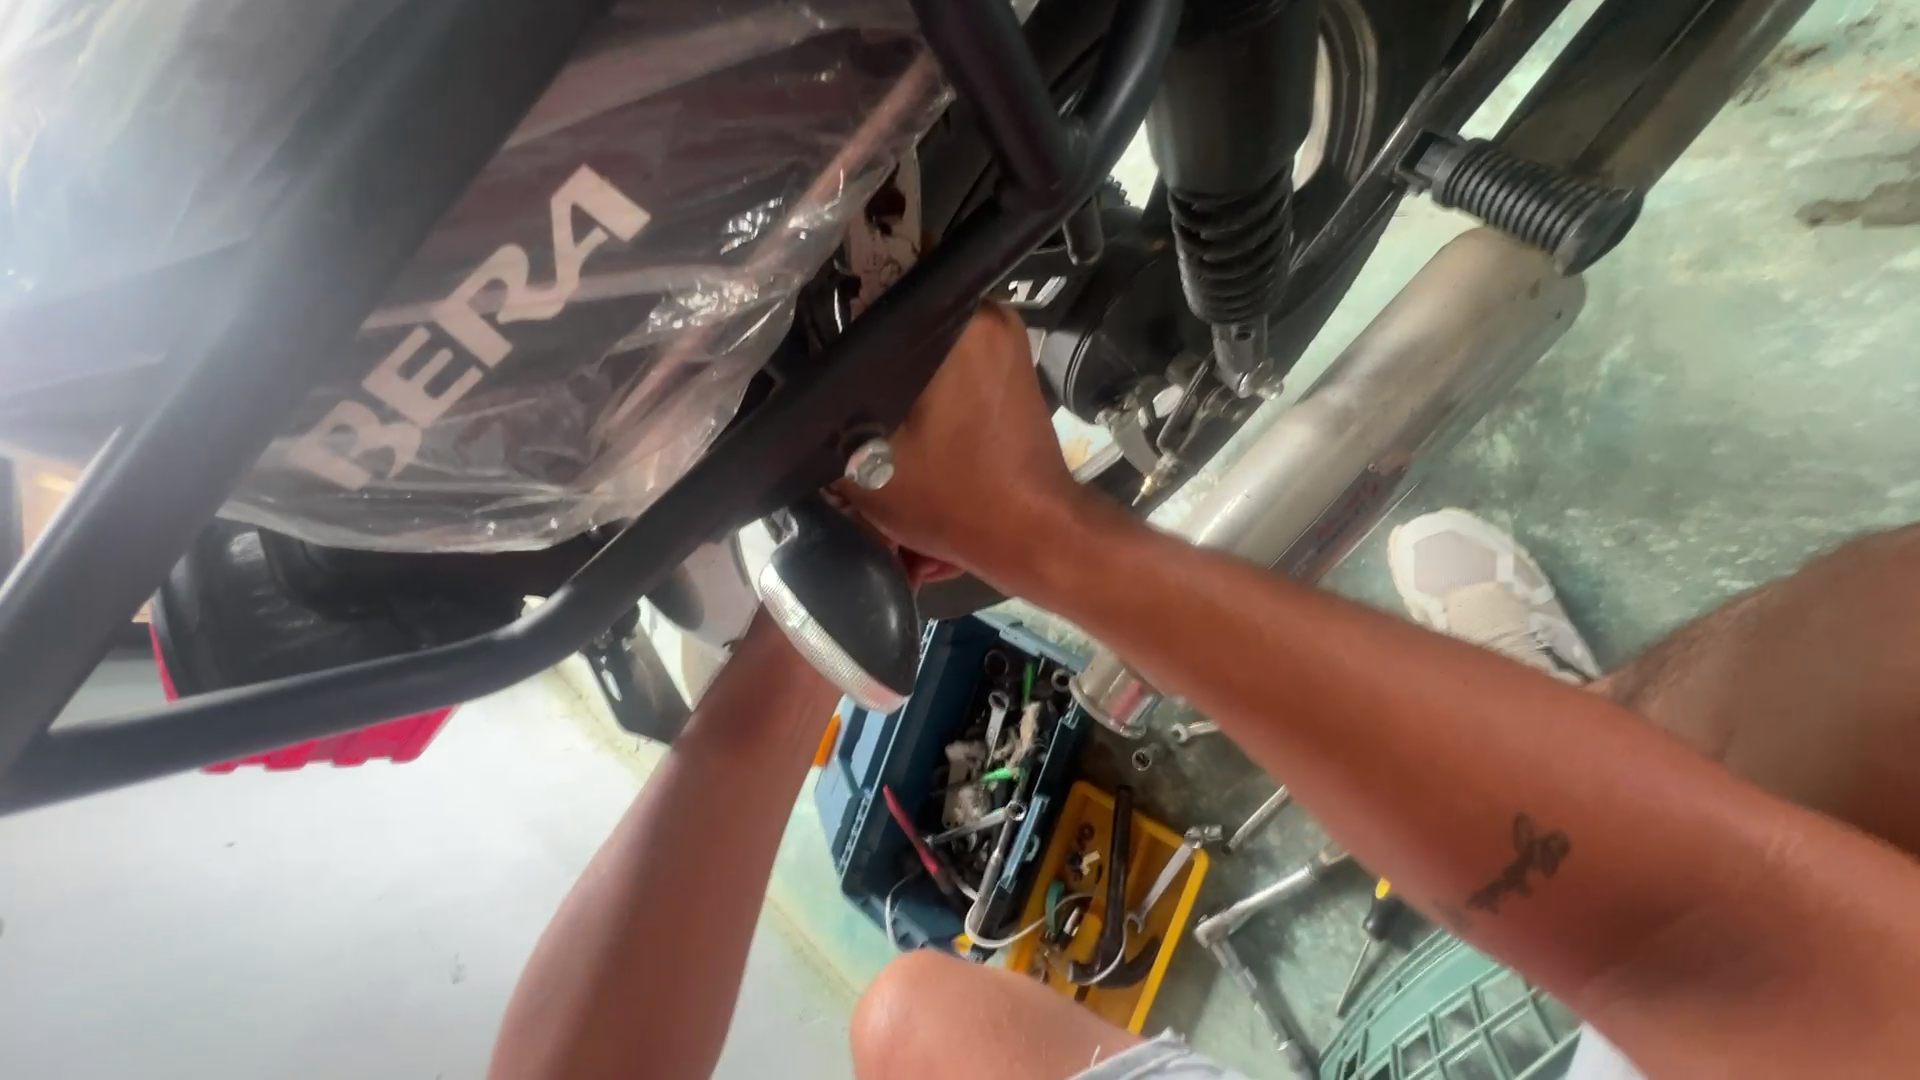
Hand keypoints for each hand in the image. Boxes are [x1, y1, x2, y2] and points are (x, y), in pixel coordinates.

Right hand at [839, 305, 1083, 585]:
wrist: (1034, 536)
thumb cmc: (958, 501)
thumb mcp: (867, 466)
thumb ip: (825, 418)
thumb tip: (803, 391)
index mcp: (961, 323)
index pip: (875, 298)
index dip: (837, 327)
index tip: (814, 357)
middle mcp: (991, 317)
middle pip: (905, 322)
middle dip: (870, 354)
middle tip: (838, 390)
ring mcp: (1008, 342)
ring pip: (930, 344)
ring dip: (900, 373)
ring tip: (869, 406)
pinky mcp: (1012, 370)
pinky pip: (955, 361)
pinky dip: (929, 385)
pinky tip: (907, 415)